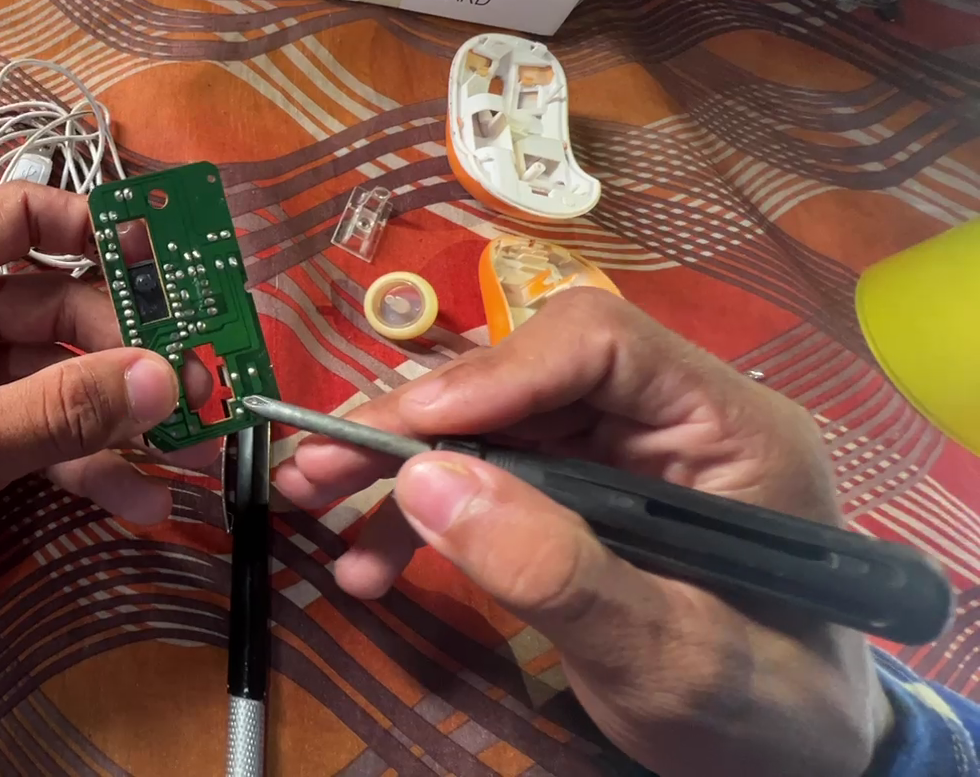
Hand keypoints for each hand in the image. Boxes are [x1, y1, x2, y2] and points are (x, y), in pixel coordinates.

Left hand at [0, 184, 212, 565]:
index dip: (90, 225)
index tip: (160, 259)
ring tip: (190, 452)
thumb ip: (61, 409)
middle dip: (127, 346)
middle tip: (195, 384)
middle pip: (60, 302)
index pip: (19, 216)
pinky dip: (84, 457)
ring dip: (119, 412)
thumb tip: (169, 378)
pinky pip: (40, 425)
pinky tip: (137, 497)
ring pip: (59, 371)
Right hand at [275, 288, 891, 776]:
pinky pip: (459, 474)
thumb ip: (556, 570)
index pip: (596, 345)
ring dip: (382, 462)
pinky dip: (403, 514)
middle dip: (403, 425)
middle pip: (504, 382)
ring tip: (309, 493)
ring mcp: (590, 449)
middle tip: (317, 462)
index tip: (415, 427)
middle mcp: (645, 416)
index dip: (496, 372)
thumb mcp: (669, 660)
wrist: (771, 761)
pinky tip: (365, 562)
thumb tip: (425, 482)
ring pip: (464, 422)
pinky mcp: (548, 483)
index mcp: (719, 428)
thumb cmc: (758, 714)